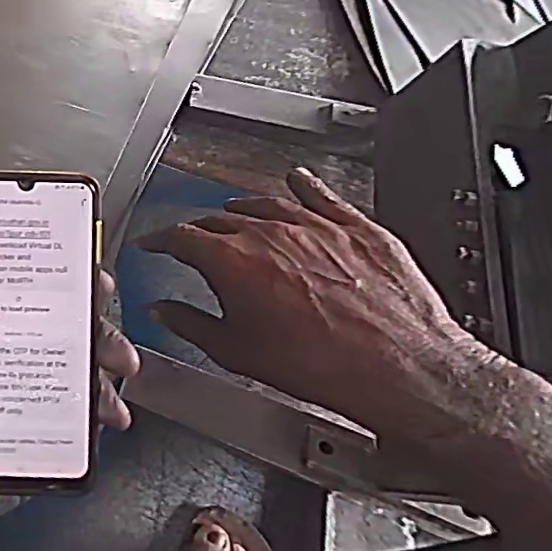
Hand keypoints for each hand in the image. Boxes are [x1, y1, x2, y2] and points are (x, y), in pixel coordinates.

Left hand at [0, 189, 142, 503]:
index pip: (15, 263)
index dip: (50, 254)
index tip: (80, 251)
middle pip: (52, 306)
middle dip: (89, 308)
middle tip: (105, 311)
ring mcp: (3, 363)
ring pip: (64, 349)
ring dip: (98, 354)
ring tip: (116, 366)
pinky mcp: (12, 398)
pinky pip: (60, 393)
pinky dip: (87, 400)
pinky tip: (102, 409)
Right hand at [137, 168, 503, 444]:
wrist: (400, 370)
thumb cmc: (322, 366)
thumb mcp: (236, 352)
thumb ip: (190, 323)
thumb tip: (164, 311)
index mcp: (233, 261)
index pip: (180, 236)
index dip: (158, 238)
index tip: (152, 242)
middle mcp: (270, 234)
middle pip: (219, 218)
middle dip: (198, 230)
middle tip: (190, 240)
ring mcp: (314, 226)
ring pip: (264, 203)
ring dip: (241, 209)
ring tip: (231, 212)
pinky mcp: (354, 227)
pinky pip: (321, 195)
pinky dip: (303, 185)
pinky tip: (297, 180)